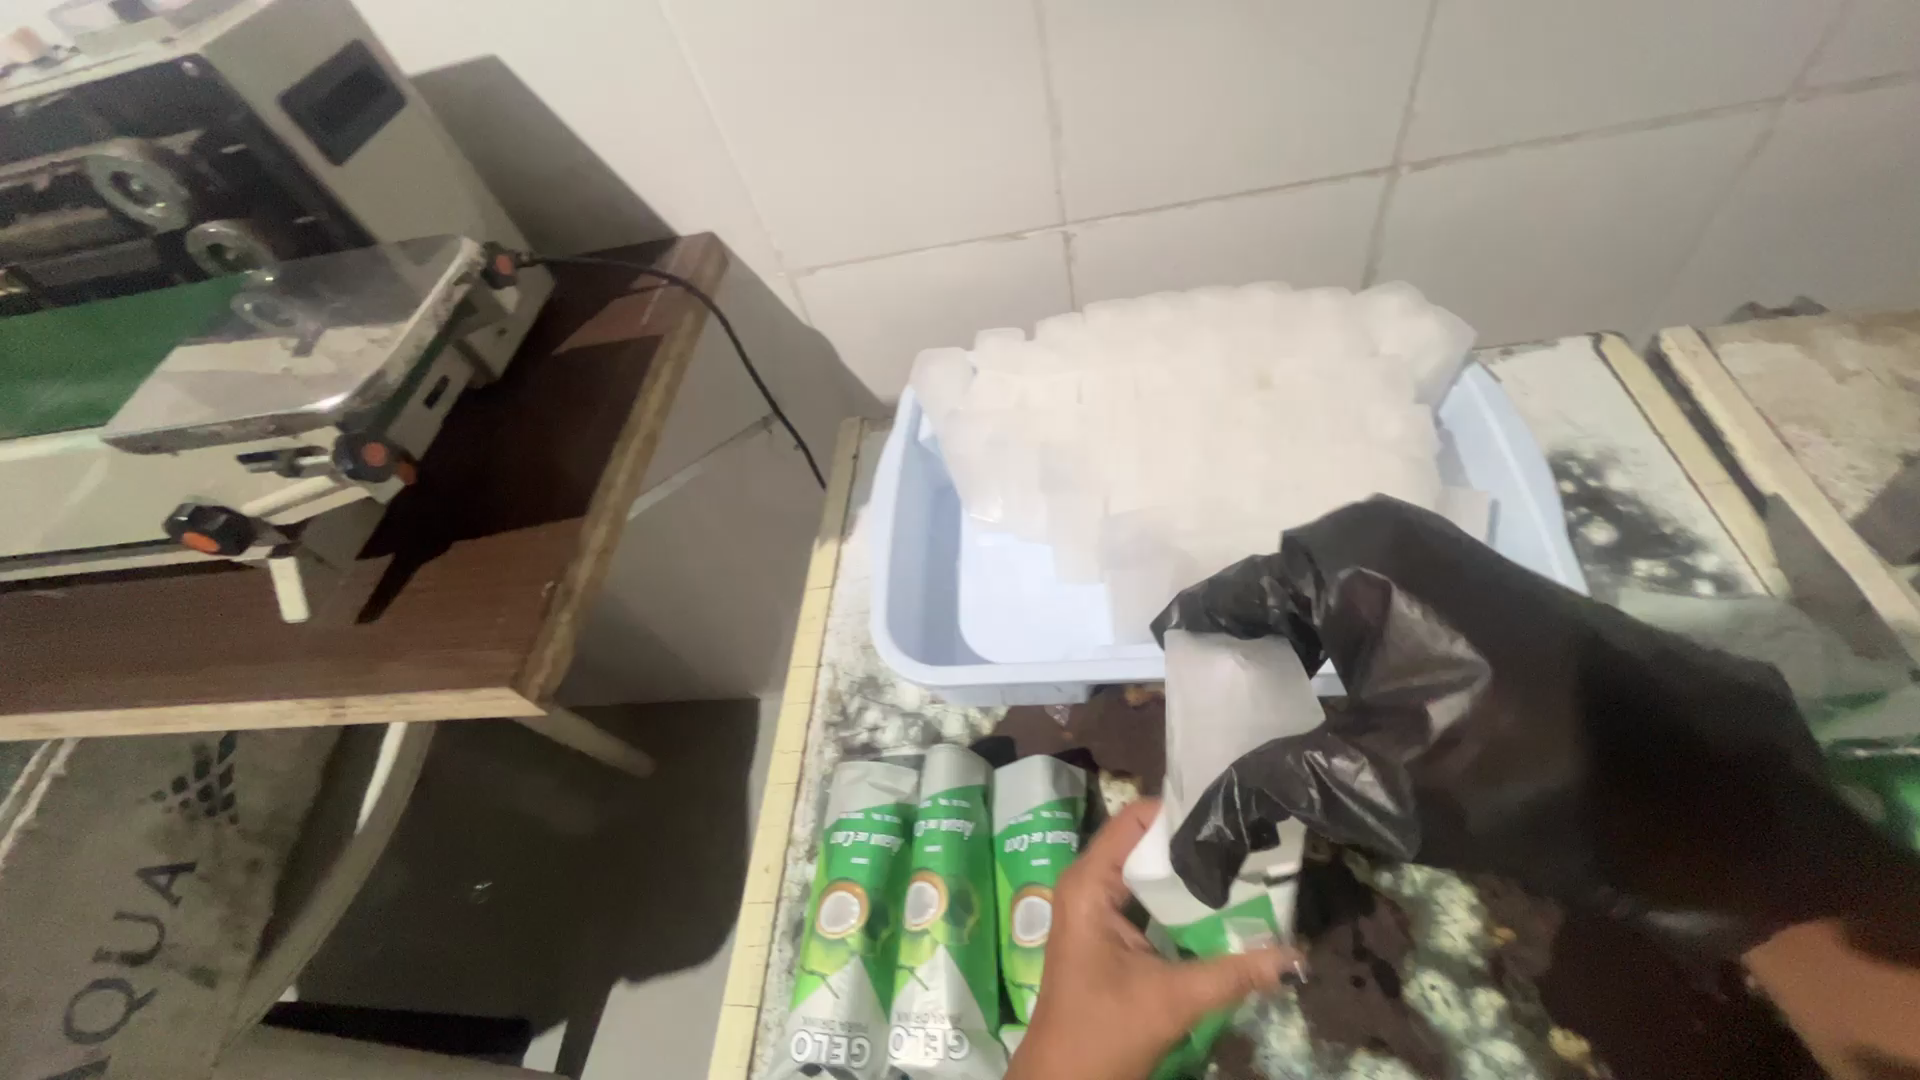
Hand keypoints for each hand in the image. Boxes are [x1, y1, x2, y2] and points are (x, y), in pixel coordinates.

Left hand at [1007, 799, 1305, 1079]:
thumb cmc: (1105, 1032)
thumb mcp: (1173, 999)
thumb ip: (1234, 972)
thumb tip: (1296, 955)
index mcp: (1088, 882)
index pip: (1132, 822)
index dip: (1175, 811)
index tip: (1223, 807)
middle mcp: (1085, 882)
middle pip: (1139, 842)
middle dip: (1187, 839)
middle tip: (1241, 833)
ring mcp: (1092, 905)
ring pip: (1141, 869)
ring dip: (1183, 868)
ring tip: (1237, 857)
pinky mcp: (1103, 928)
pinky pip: (1139, 895)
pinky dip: (1172, 895)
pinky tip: (1213, 899)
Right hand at [1156, 496, 1914, 958]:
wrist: (1697, 782)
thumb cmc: (1523, 770)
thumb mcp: (1377, 789)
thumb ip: (1264, 794)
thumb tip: (1187, 848)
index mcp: (1349, 561)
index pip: (1231, 591)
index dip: (1193, 636)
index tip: (1167, 675)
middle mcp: (1380, 535)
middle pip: (1270, 590)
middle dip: (1237, 646)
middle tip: (1211, 702)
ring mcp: (1427, 551)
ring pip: (1313, 595)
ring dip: (1282, 646)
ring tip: (1255, 702)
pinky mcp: (1457, 578)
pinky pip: (1359, 599)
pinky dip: (1327, 643)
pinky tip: (1321, 690)